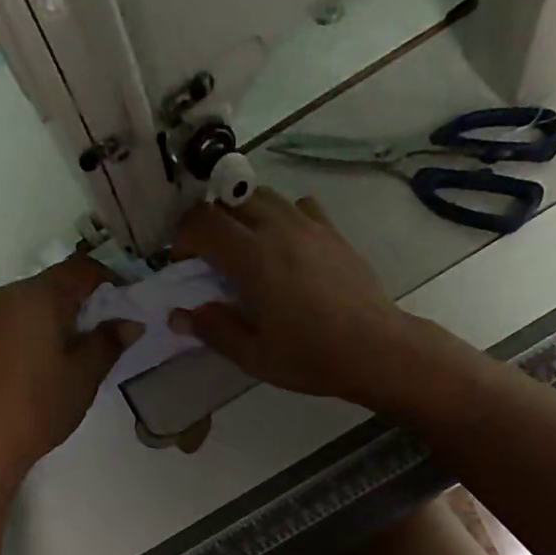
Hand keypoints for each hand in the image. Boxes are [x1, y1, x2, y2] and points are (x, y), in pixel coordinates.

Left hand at [0, 255, 128, 487]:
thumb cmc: (36, 405)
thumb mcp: (83, 376)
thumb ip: (108, 343)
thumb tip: (129, 323)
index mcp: (36, 294)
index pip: (80, 269)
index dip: (109, 280)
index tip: (129, 303)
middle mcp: (4, 294)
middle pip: (51, 286)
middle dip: (82, 304)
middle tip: (105, 336)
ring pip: (29, 306)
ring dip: (56, 321)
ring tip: (75, 357)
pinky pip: (11, 324)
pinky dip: (33, 334)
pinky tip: (43, 368)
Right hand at [172, 188, 458, 405]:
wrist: (375, 349)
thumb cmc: (311, 357)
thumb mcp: (254, 356)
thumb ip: (214, 330)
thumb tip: (180, 315)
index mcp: (253, 258)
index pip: (203, 223)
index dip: (182, 238)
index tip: (181, 265)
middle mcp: (279, 228)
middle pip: (230, 201)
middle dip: (209, 224)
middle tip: (208, 260)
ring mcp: (309, 226)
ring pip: (264, 197)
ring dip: (243, 216)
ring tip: (244, 251)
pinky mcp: (332, 232)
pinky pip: (298, 206)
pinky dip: (280, 217)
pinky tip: (284, 247)